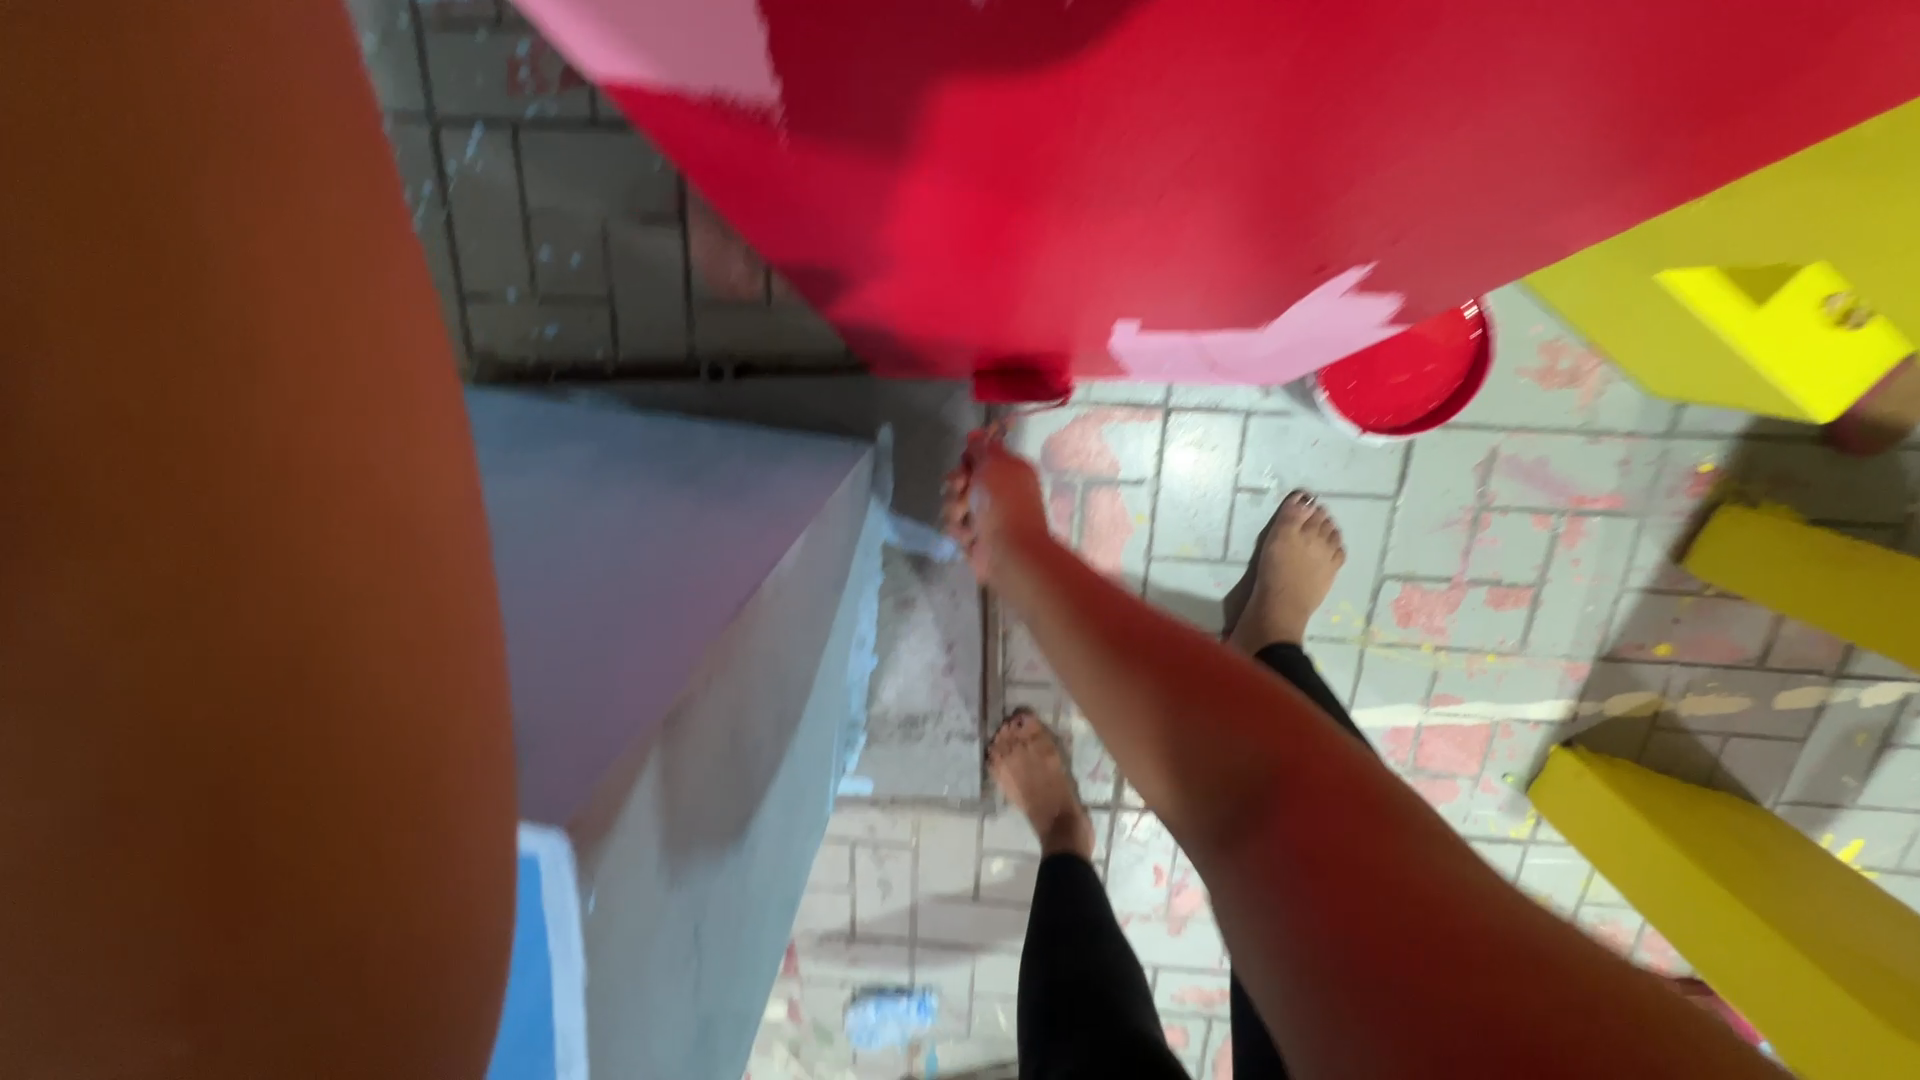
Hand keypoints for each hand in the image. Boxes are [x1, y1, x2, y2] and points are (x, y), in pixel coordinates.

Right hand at [943, 430, 1052, 586]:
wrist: (1009, 551)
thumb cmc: (1003, 503)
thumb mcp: (993, 465)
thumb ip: (981, 448)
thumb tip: (976, 432)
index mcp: (1009, 470)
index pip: (978, 456)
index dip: (967, 460)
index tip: (966, 465)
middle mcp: (998, 490)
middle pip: (961, 479)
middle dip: (956, 486)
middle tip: (962, 490)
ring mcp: (986, 515)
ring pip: (953, 503)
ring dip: (956, 510)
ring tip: (968, 521)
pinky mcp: (975, 536)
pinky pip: (956, 526)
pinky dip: (960, 531)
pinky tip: (971, 537)